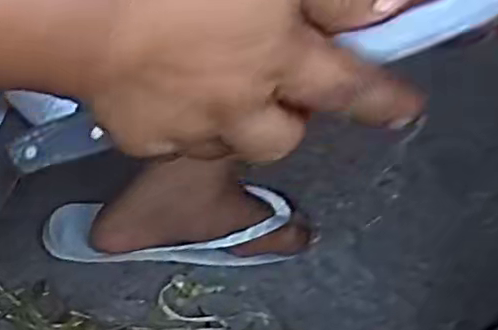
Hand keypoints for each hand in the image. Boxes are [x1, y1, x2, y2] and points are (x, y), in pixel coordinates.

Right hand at [83, 0, 428, 160]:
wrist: (94, 27)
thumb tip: (378, 13)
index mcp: (277, 59)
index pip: (346, 87)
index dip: (381, 100)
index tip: (403, 111)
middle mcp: (235, 109)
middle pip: (281, 143)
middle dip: (291, 124)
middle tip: (279, 95)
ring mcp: (185, 132)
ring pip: (226, 147)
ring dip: (235, 125)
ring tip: (219, 91)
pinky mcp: (145, 142)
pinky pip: (176, 145)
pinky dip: (185, 127)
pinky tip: (173, 97)